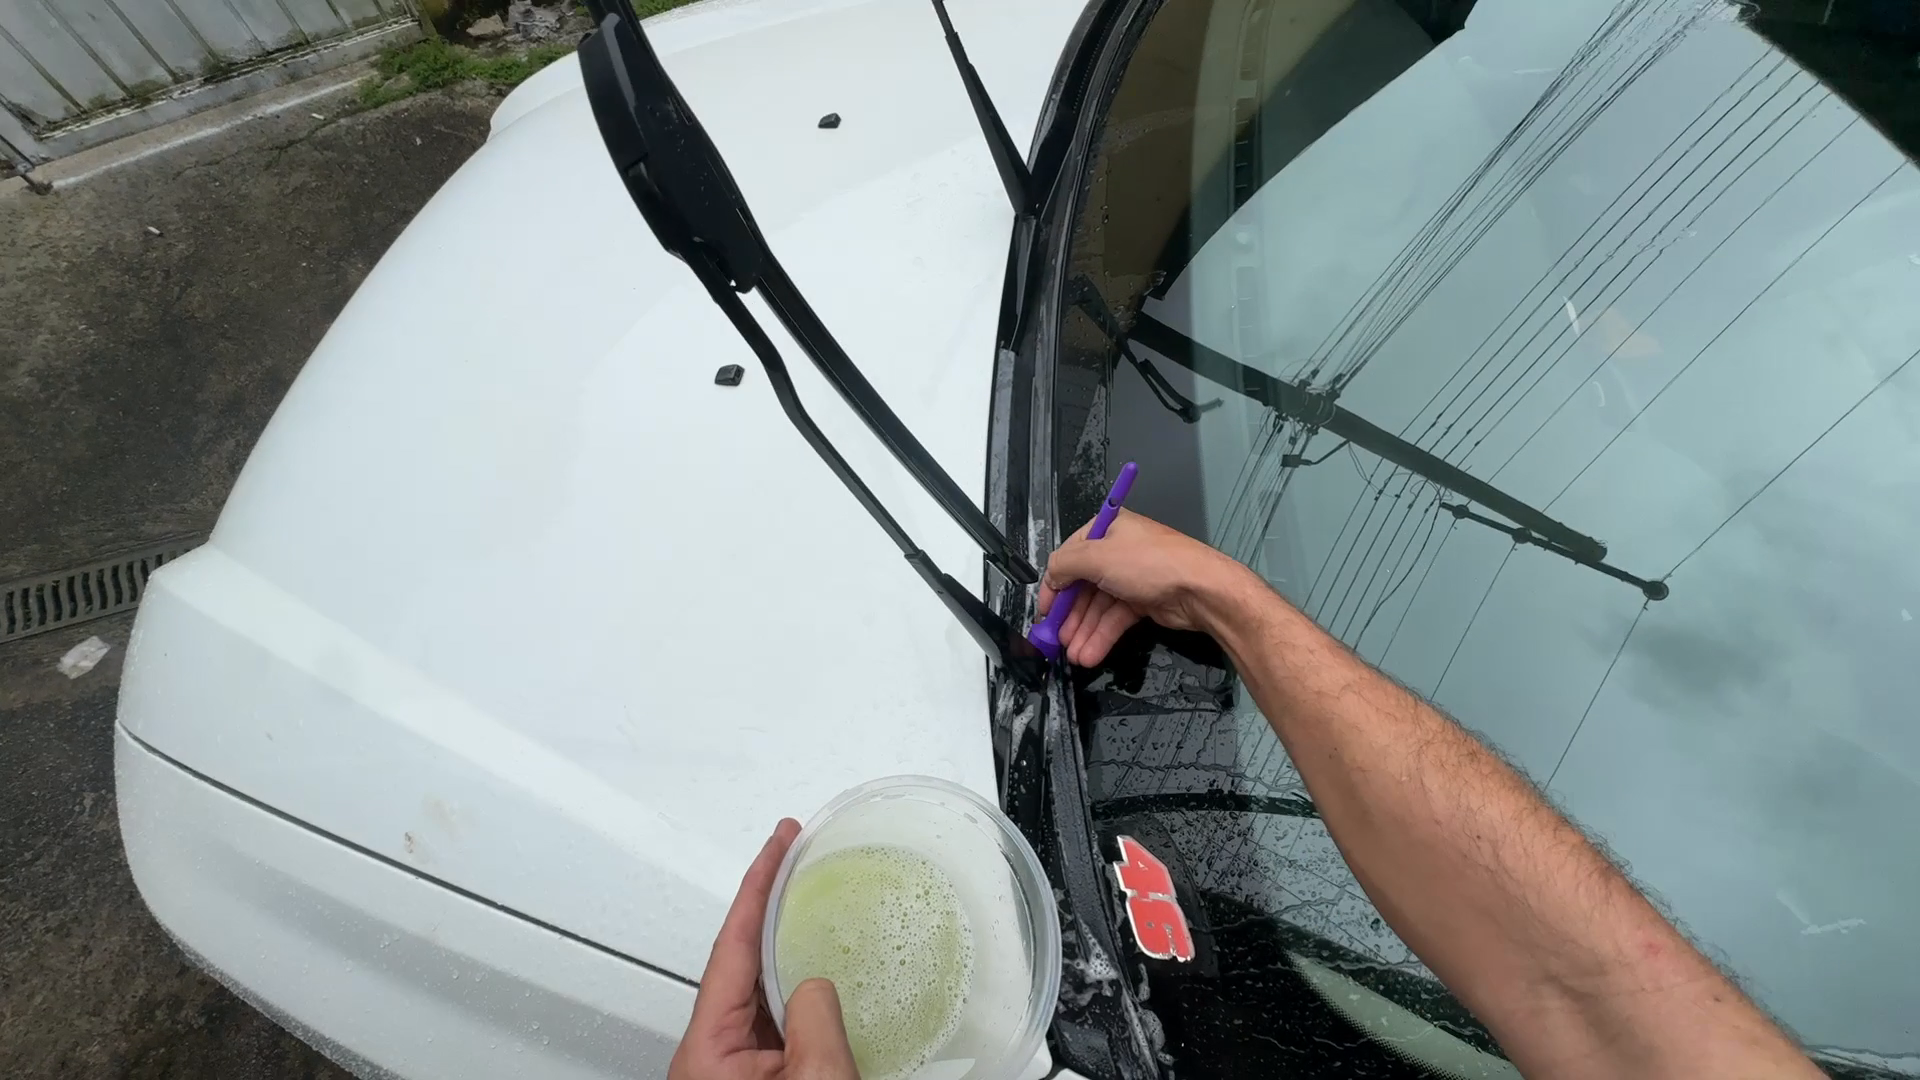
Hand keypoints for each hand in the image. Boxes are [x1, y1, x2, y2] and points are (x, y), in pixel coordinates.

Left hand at [668, 820, 859, 1079]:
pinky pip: (778, 1011)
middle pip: (742, 957)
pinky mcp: (763, 1076)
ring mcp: (736, 1066)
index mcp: (709, 1050)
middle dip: (770, 898)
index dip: (757, 885)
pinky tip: (820, 962)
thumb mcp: (813, 1078)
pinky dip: (798, 974)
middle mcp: (714, 1053)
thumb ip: (815, 1017)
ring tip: (810, 892)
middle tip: (794, 850)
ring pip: (761, 985)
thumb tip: (817, 982)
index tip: (779, 841)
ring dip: (787, 936)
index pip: (732, 945)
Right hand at [1036, 508, 1250, 665]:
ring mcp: (1131, 577)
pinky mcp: (1143, 600)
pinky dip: (1101, 636)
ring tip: (1074, 655)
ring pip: (1098, 606)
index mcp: (1107, 530)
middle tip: (1055, 640)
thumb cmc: (1151, 563)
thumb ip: (1064, 565)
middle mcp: (1118, 550)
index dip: (1054, 585)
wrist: (1201, 589)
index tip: (1044, 610)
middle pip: (1082, 585)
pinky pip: (1114, 618)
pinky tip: (1090, 653)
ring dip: (1084, 631)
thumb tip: (1050, 578)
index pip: (1069, 557)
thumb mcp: (1097, 557)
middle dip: (1069, 615)